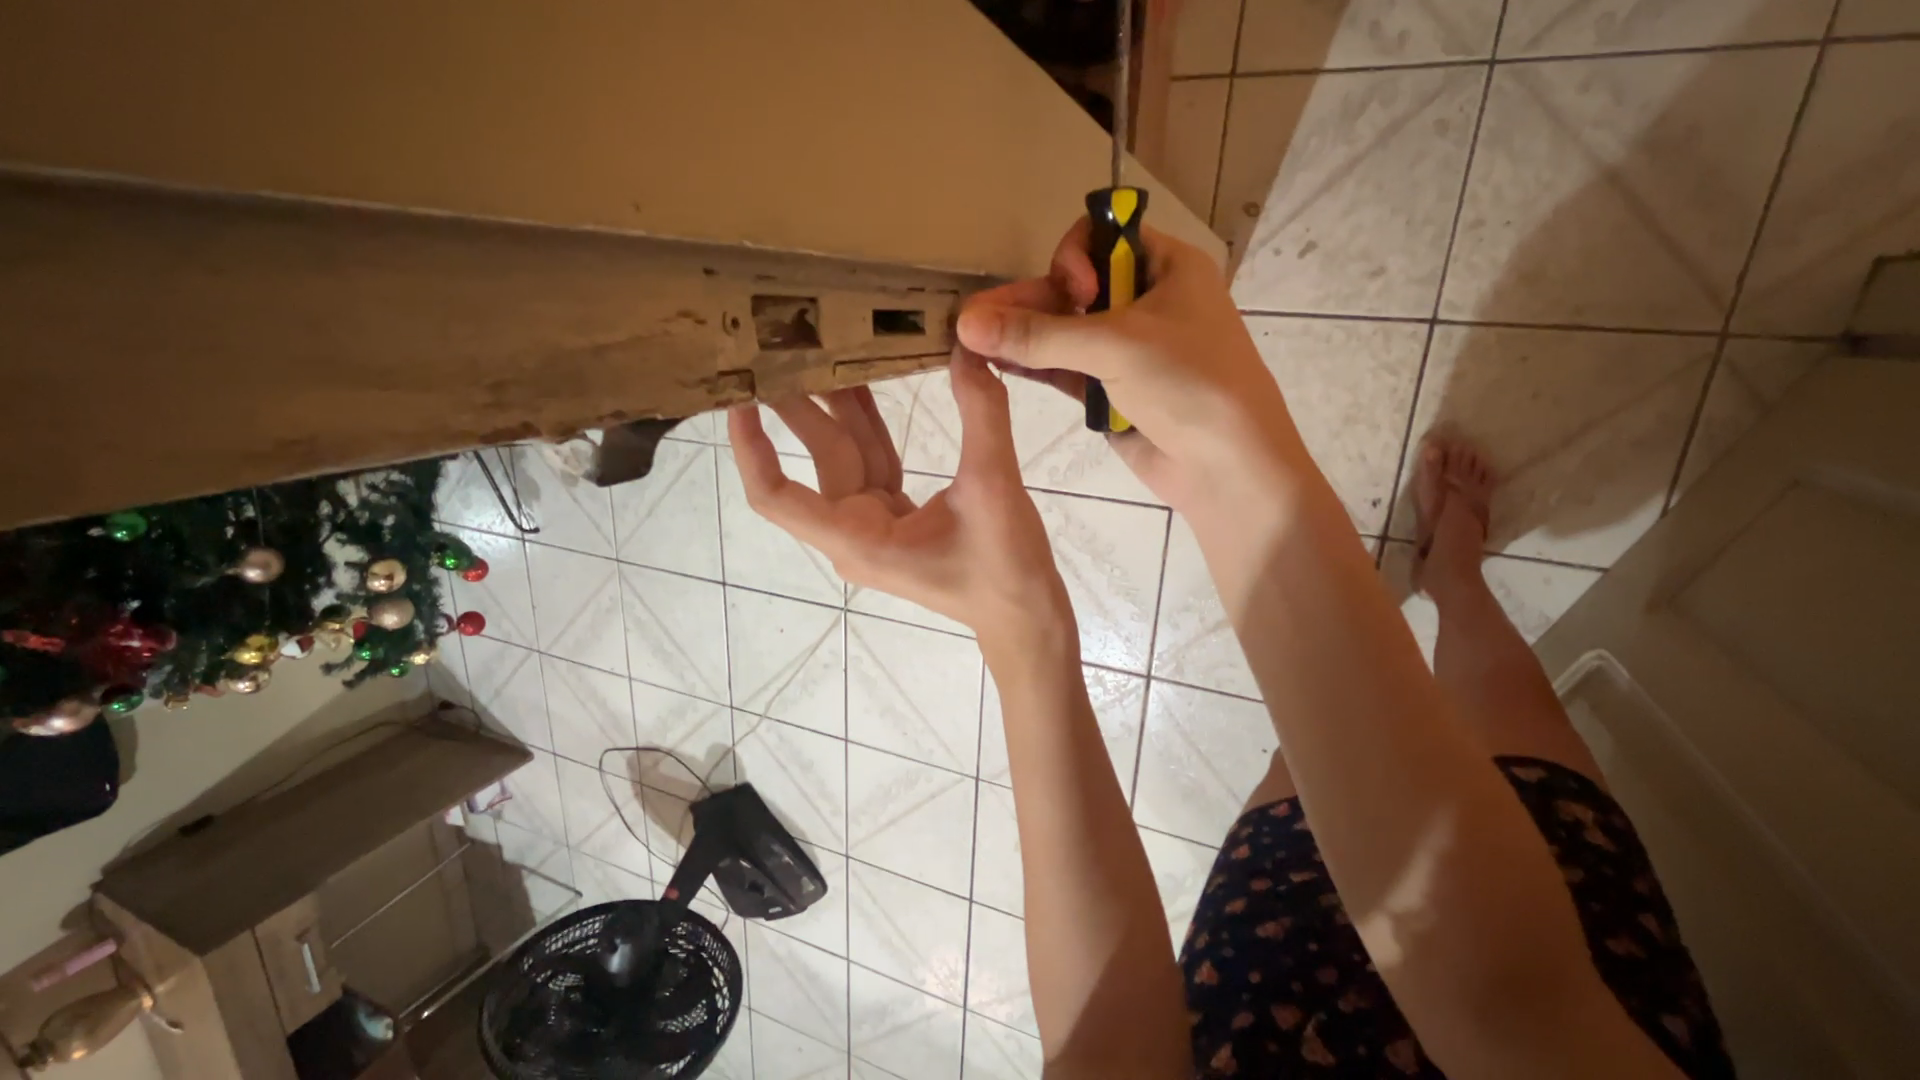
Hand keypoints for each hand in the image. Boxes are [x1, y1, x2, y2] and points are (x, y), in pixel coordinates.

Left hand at [727, 352, 1075, 657]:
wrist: (1025, 617)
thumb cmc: (1003, 571)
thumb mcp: (993, 490)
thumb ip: (981, 416)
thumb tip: (968, 347)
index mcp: (858, 538)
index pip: (777, 496)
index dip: (751, 450)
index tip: (738, 401)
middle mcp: (855, 532)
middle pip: (816, 462)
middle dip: (799, 407)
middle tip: (781, 344)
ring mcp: (875, 524)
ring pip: (847, 457)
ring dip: (839, 408)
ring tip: (819, 346)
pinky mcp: (897, 516)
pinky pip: (874, 464)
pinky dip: (871, 426)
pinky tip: (865, 380)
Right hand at [955, 220, 1308, 516]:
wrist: (1229, 468)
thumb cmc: (1189, 385)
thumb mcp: (1116, 347)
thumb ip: (1039, 335)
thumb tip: (967, 322)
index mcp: (1168, 269)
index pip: (1104, 237)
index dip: (1073, 256)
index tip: (1071, 291)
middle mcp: (1146, 302)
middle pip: (1073, 288)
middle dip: (1028, 301)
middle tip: (976, 319)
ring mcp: (1128, 350)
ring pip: (1064, 331)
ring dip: (1022, 335)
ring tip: (970, 342)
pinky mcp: (1111, 391)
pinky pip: (1064, 368)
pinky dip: (1034, 365)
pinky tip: (995, 364)